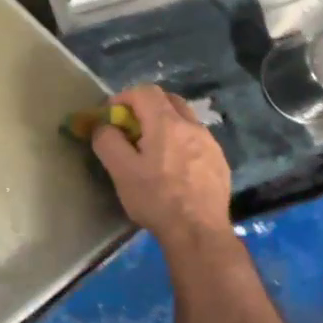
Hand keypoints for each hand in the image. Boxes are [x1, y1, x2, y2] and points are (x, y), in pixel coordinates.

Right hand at [90, 84, 232, 250]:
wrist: (198, 231)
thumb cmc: (156, 199)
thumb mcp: (121, 172)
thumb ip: (108, 142)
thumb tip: (103, 126)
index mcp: (167, 123)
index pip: (145, 91)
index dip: (124, 98)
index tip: (111, 116)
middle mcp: (192, 126)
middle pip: (168, 100)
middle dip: (146, 108)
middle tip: (131, 130)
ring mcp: (210, 143)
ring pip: (184, 120)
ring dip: (165, 125)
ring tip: (152, 152)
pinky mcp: (219, 162)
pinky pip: (196, 141)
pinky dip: (180, 143)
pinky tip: (173, 169)